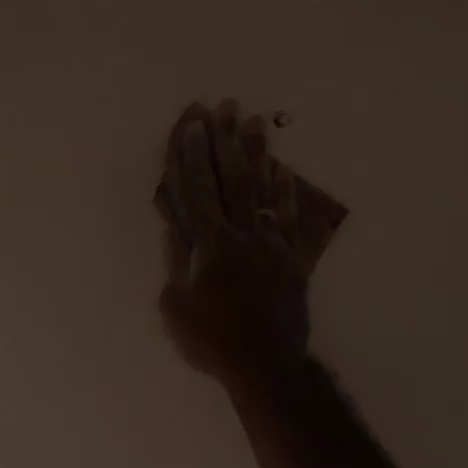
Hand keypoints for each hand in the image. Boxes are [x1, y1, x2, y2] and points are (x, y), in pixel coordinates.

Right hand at [156, 101, 345, 385]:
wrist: (265, 361)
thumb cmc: (212, 340)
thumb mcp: (177, 307)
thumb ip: (177, 265)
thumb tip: (176, 230)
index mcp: (210, 245)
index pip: (197, 191)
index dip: (191, 156)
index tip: (190, 123)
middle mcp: (242, 234)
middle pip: (231, 179)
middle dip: (224, 141)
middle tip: (223, 106)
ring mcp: (271, 243)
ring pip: (263, 190)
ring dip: (257, 154)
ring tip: (254, 122)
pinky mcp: (292, 259)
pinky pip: (290, 217)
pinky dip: (286, 192)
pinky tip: (284, 171)